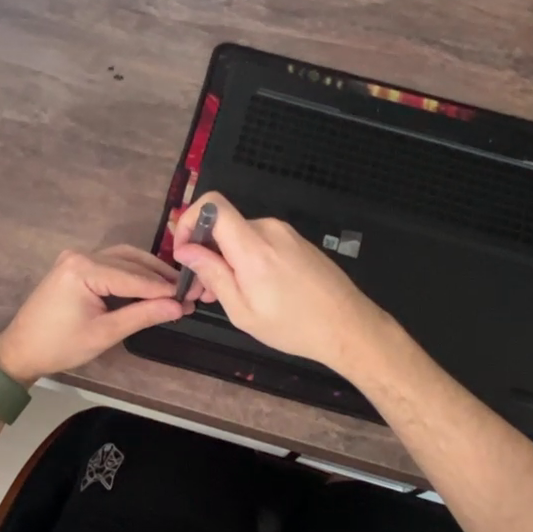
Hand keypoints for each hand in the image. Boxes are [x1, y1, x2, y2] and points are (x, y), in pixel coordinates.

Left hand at [0, 246, 187, 384]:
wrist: (20, 350)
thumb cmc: (60, 346)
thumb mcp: (105, 333)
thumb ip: (142, 316)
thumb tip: (179, 307)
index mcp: (84, 269)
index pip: (135, 277)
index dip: (165, 289)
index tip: (192, 298)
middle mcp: (80, 255)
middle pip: (131, 261)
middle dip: (159, 277)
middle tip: (188, 292)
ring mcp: (75, 258)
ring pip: (122, 258)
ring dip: (148, 271)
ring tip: (173, 288)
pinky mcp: (74, 266)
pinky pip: (110, 263)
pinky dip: (131, 272)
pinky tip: (149, 285)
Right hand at [171, 193, 391, 374]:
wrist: (349, 326)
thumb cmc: (293, 326)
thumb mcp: (242, 311)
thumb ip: (213, 274)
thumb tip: (186, 250)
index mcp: (253, 246)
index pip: (212, 205)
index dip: (190, 220)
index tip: (184, 251)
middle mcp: (270, 230)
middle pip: (224, 226)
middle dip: (206, 253)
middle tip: (201, 289)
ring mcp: (287, 234)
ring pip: (242, 237)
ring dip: (227, 260)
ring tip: (226, 295)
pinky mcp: (298, 242)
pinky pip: (262, 243)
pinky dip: (248, 260)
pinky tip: (253, 290)